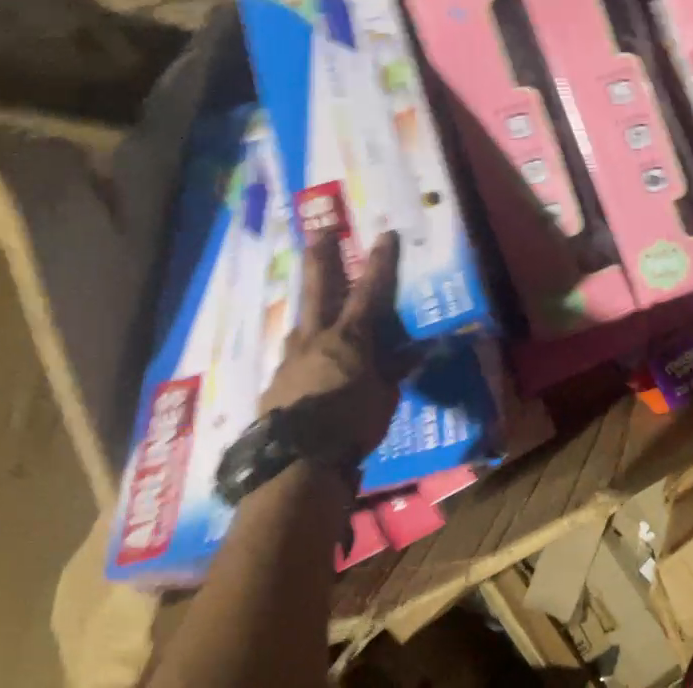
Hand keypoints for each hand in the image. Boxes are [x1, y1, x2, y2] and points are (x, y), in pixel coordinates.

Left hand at [260, 233, 414, 457]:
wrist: (294, 460)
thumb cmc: (351, 422)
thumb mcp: (385, 395)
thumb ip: (395, 369)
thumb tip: (417, 350)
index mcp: (350, 337)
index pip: (370, 291)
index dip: (379, 262)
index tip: (383, 235)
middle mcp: (316, 339)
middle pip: (319, 290)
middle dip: (322, 260)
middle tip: (318, 232)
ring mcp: (290, 361)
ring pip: (301, 321)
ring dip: (309, 306)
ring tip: (313, 298)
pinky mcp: (275, 385)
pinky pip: (292, 357)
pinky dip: (303, 350)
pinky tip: (305, 358)